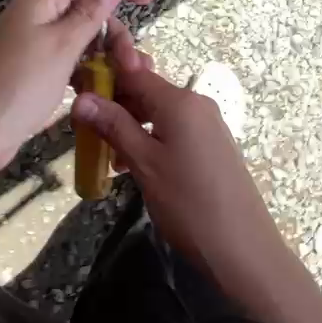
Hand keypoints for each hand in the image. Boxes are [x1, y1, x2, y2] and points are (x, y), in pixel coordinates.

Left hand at [0, 0, 153, 170]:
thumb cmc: (21, 84)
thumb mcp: (63, 46)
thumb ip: (90, 12)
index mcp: (39, 0)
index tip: (149, 0)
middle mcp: (35, 14)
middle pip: (86, 8)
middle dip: (113, 31)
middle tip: (133, 62)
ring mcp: (32, 41)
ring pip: (79, 35)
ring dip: (104, 52)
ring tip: (123, 78)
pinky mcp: (32, 66)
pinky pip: (67, 57)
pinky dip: (85, 67)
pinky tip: (99, 87)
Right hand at [71, 32, 283, 280]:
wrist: (244, 250)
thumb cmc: (189, 203)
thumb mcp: (145, 164)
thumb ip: (114, 126)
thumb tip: (80, 98)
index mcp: (180, 101)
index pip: (134, 71)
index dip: (104, 77)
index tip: (76, 90)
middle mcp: (196, 103)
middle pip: (146, 91)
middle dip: (115, 105)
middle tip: (85, 129)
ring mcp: (207, 125)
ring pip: (158, 113)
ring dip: (130, 126)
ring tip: (106, 155)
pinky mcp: (211, 146)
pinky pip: (173, 130)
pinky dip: (149, 140)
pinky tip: (132, 166)